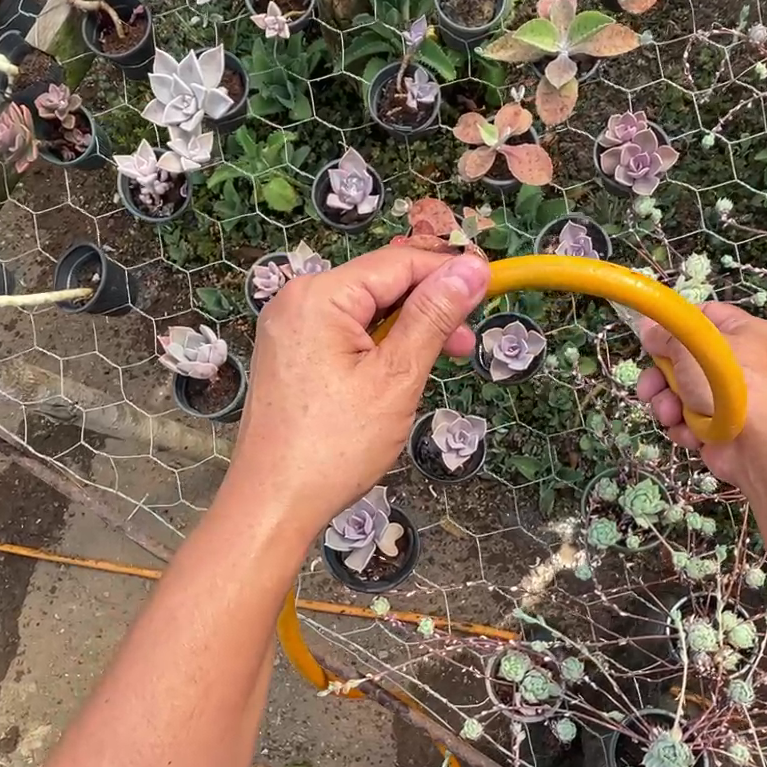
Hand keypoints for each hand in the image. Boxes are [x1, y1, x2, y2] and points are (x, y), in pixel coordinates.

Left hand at [226, 246, 490, 534]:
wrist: (274, 504)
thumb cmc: (336, 446)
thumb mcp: (396, 378)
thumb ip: (434, 317)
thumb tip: (472, 269)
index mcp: (320, 296)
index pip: (398, 262)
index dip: (449, 271)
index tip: (492, 286)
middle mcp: (297, 300)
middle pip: (379, 284)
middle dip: (428, 307)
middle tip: (466, 344)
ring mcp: (289, 329)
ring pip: (364, 312)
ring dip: (406, 331)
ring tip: (438, 365)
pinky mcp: (290, 356)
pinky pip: (344, 335)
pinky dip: (377, 348)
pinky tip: (397, 375)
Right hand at [635, 303, 766, 489]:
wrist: (758, 444)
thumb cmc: (730, 383)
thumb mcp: (692, 346)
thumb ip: (665, 334)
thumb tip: (647, 328)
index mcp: (746, 333)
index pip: (706, 317)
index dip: (677, 326)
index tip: (652, 338)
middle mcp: (741, 363)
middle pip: (685, 360)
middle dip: (661, 377)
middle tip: (649, 387)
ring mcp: (730, 398)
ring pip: (680, 393)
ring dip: (668, 404)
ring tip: (670, 414)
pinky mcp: (719, 426)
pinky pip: (688, 419)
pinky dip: (683, 426)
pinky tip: (689, 431)